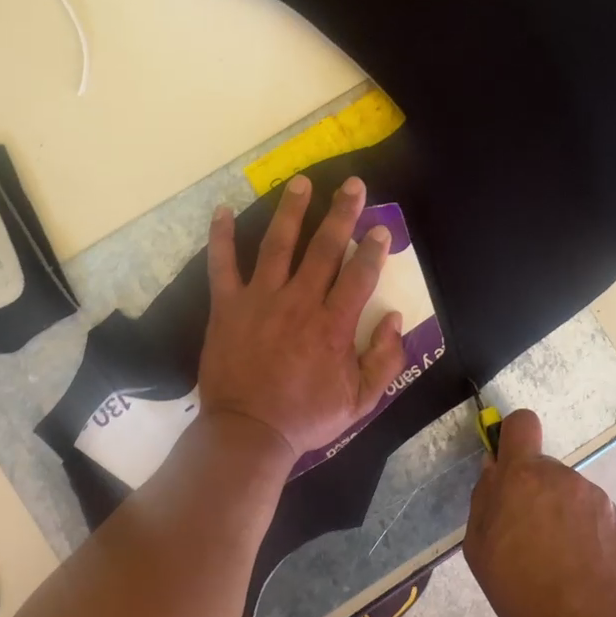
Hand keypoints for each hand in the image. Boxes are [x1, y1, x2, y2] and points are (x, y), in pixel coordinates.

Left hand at [198, 174, 406, 460]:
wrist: (248, 433)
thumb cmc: (306, 418)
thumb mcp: (360, 401)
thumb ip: (385, 359)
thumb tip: (394, 319)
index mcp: (333, 325)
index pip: (360, 275)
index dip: (373, 249)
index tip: (381, 228)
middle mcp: (299, 302)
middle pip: (324, 248)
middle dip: (341, 213)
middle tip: (353, 185)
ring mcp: (260, 300)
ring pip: (277, 245)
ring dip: (291, 211)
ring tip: (301, 183)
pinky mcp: (227, 307)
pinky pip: (223, 265)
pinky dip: (221, 237)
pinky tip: (223, 210)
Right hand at [464, 410, 615, 616]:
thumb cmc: (520, 588)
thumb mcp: (478, 547)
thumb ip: (484, 498)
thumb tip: (494, 469)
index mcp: (523, 475)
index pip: (522, 423)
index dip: (512, 435)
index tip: (507, 463)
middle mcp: (562, 475)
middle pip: (541, 468)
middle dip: (531, 490)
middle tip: (524, 535)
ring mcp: (595, 496)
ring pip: (566, 493)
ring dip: (558, 512)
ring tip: (554, 559)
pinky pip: (590, 514)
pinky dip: (582, 531)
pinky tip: (578, 566)